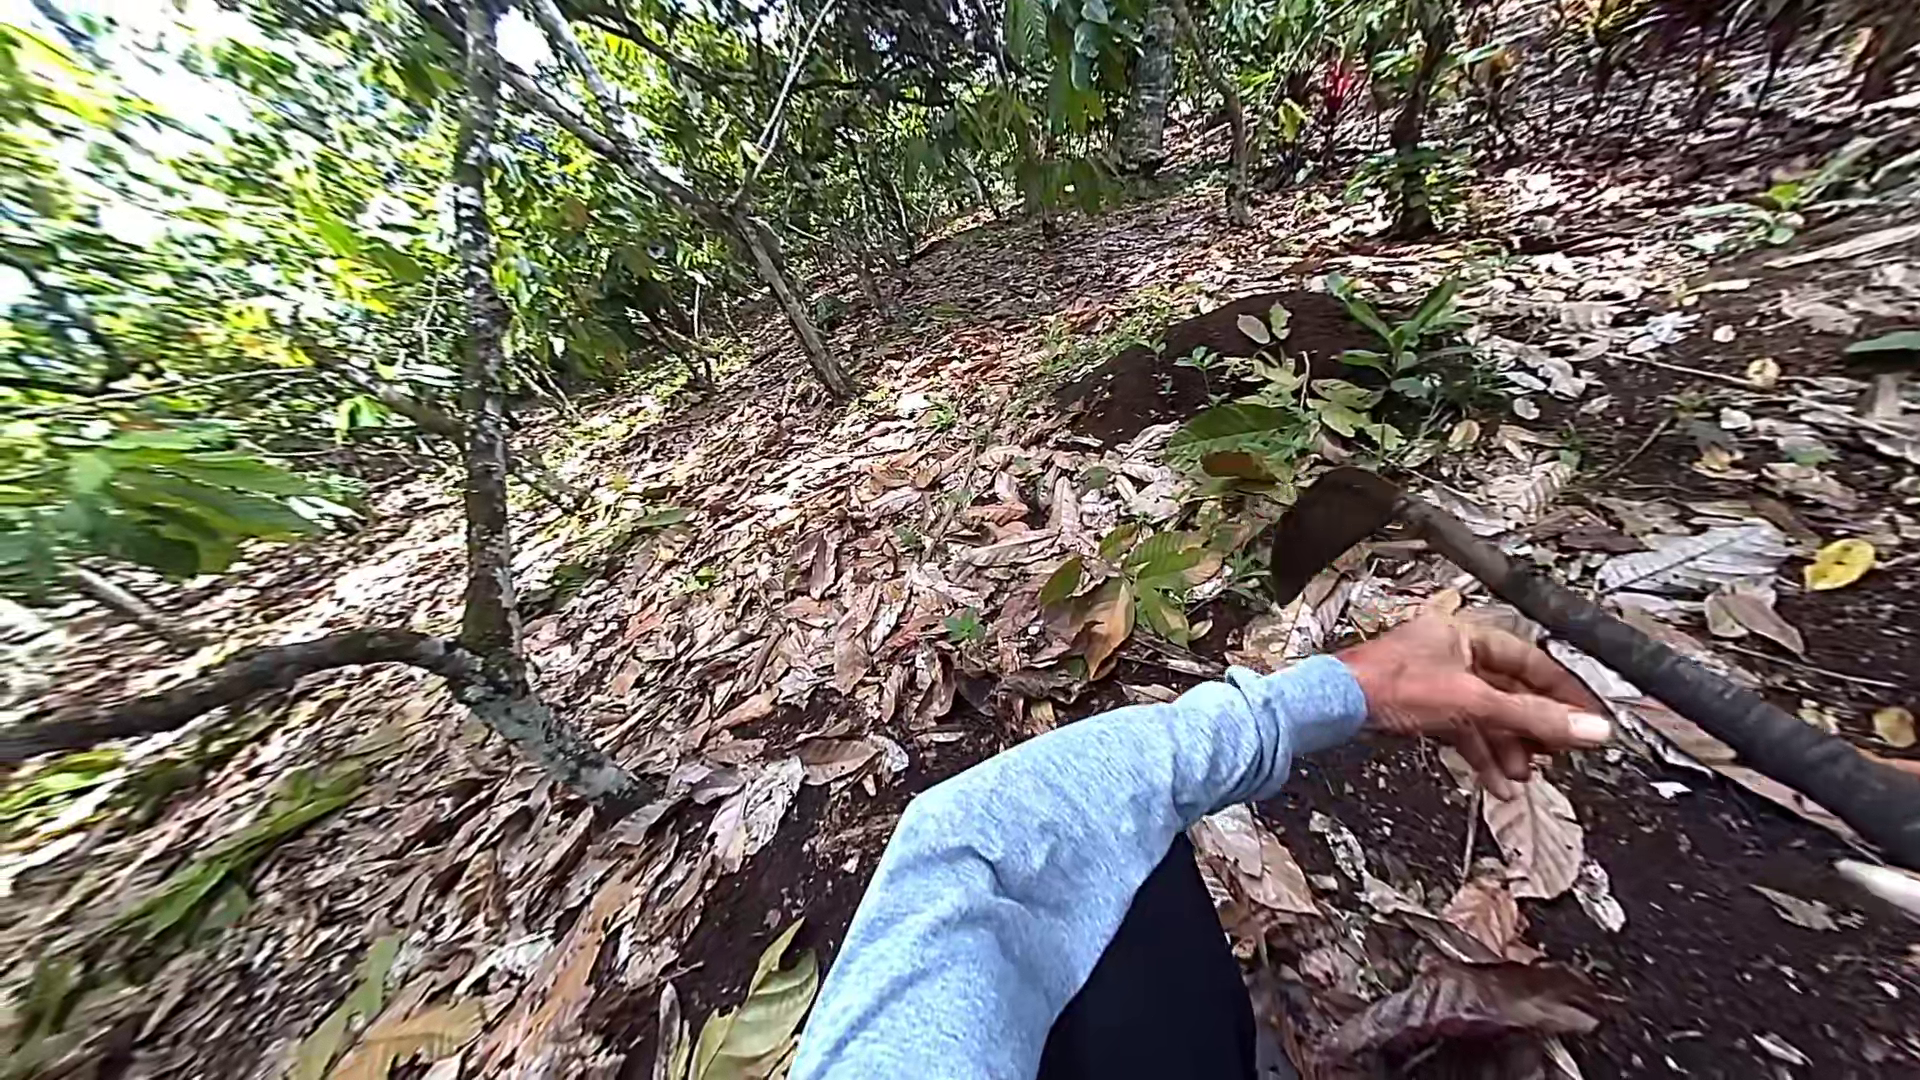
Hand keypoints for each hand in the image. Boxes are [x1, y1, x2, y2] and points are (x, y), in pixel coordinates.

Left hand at [1335, 613, 1610, 798]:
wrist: (1335, 704)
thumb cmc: (1389, 685)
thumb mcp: (1473, 701)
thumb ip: (1533, 716)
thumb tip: (1591, 728)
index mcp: (1462, 635)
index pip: (1530, 659)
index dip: (1564, 691)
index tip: (1591, 720)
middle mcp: (1447, 652)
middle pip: (1508, 690)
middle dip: (1532, 728)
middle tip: (1555, 754)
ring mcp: (1431, 678)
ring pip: (1484, 713)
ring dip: (1505, 747)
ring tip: (1521, 777)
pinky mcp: (1417, 702)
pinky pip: (1460, 726)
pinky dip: (1477, 752)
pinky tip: (1494, 782)